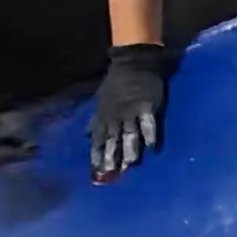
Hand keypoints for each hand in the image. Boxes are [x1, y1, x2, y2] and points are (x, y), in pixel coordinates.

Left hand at [90, 44, 165, 173]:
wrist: (134, 63)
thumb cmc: (117, 83)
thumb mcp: (101, 100)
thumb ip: (96, 119)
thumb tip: (85, 134)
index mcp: (105, 115)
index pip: (99, 138)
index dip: (97, 153)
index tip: (96, 169)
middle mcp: (116, 116)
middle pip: (114, 139)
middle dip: (112, 156)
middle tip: (112, 172)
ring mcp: (132, 112)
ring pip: (130, 134)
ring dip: (130, 149)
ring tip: (130, 164)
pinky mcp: (147, 106)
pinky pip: (149, 123)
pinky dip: (150, 134)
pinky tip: (152, 146)